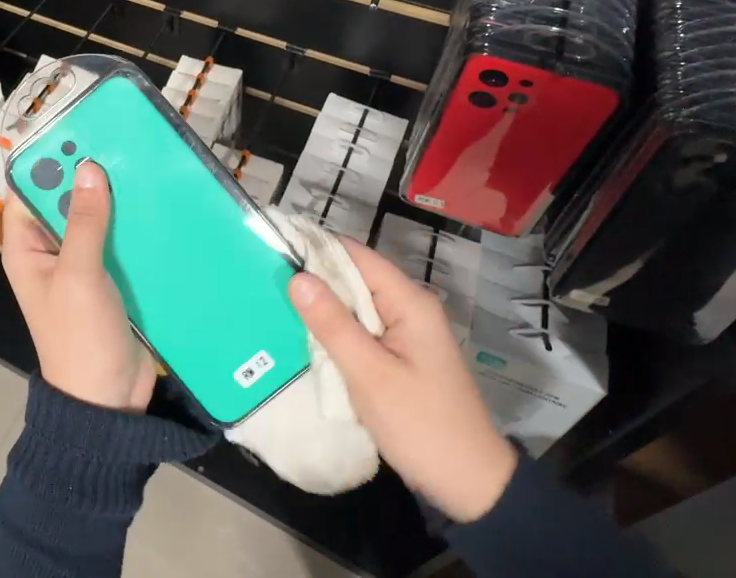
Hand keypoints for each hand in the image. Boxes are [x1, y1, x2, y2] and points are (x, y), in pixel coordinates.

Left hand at [1, 161, 154, 411]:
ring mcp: (82, 265)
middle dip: (87, 175)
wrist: (109, 400)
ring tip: (143, 161)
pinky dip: (132, 223)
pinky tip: (157, 201)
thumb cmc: (79, 336)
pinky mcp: (111, 278)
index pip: (28, 192)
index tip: (76, 132)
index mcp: (27, 249)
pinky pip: (118, 240)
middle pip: (65, 201)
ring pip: (95, 218)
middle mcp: (50, 251)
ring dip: (115, 197)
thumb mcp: (78, 275)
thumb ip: (85, 223)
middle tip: (119, 140)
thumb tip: (88, 168)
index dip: (47, 162)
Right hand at [289, 238, 515, 522]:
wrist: (471, 486)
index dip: (314, 248)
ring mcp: (406, 333)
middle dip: (313, 279)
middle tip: (264, 280)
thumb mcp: (370, 375)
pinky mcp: (399, 356)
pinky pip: (360, 330)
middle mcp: (409, 308)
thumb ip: (333, 324)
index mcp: (409, 302)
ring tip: (274, 304)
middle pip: (353, 277)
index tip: (272, 249)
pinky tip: (304, 338)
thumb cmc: (422, 426)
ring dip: (321, 307)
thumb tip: (296, 276)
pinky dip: (334, 331)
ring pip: (353, 305)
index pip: (355, 255)